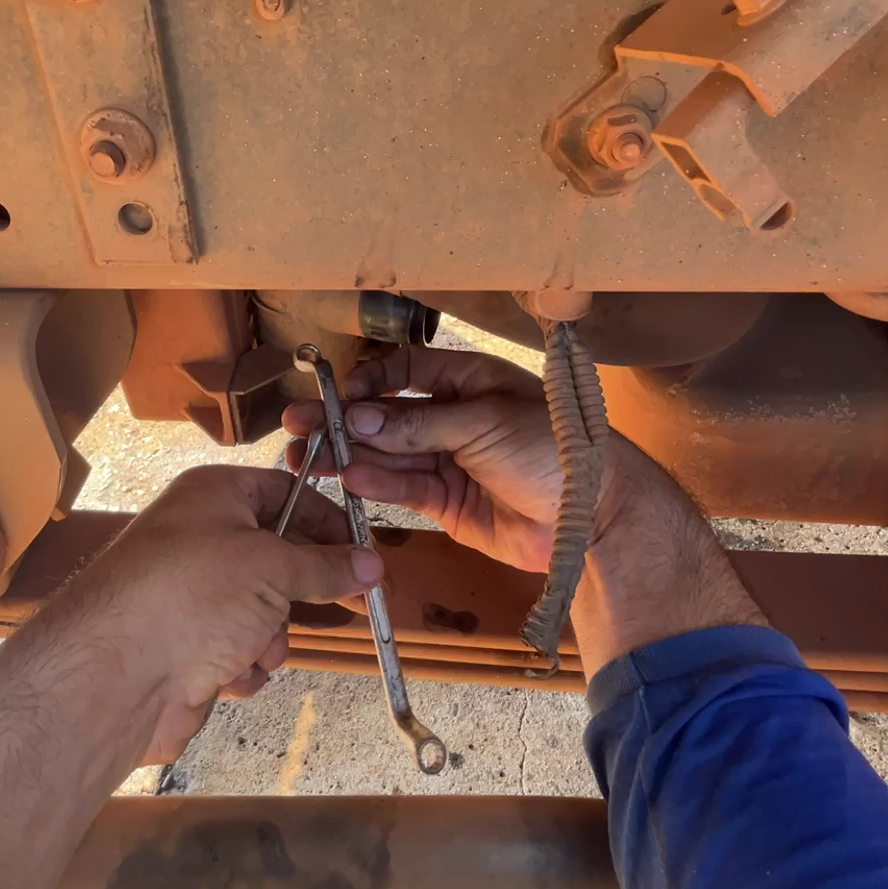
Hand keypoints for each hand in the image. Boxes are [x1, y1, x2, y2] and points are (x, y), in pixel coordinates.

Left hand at [53, 465, 382, 764]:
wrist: (112, 676)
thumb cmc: (194, 594)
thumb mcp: (271, 568)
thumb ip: (325, 566)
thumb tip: (373, 565)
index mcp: (214, 496)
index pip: (285, 492)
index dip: (327, 519)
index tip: (363, 550)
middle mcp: (201, 537)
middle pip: (277, 555)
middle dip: (298, 589)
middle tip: (347, 604)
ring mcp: (192, 594)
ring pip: (263, 608)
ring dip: (270, 634)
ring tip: (255, 646)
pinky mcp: (187, 644)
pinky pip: (239, 646)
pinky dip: (242, 662)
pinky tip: (225, 673)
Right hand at [281, 345, 764, 675]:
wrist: (593, 516)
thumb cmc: (551, 449)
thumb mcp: (484, 423)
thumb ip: (418, 423)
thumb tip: (357, 417)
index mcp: (466, 381)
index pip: (402, 372)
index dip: (367, 383)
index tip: (335, 397)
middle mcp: (450, 417)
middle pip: (385, 416)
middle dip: (341, 420)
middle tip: (294, 425)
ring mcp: (446, 460)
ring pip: (386, 455)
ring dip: (347, 455)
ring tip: (303, 458)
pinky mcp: (445, 502)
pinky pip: (403, 488)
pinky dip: (376, 484)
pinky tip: (347, 480)